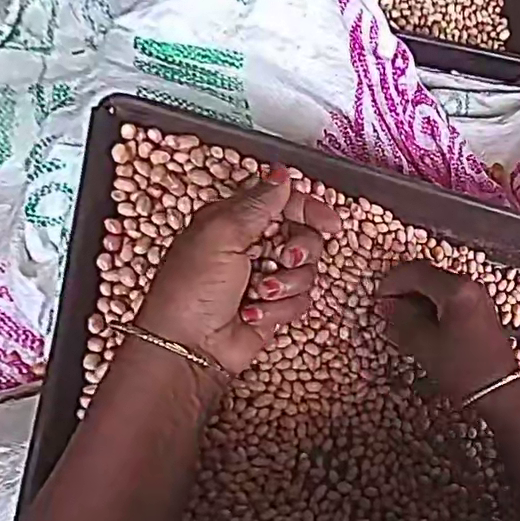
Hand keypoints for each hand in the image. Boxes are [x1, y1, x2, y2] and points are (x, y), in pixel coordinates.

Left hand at [133, 166, 338, 374]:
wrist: (190, 345)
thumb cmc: (192, 288)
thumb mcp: (221, 234)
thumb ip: (257, 204)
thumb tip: (282, 175)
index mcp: (237, 220)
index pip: (285, 203)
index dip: (310, 209)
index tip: (329, 223)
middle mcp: (255, 247)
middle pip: (305, 237)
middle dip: (300, 251)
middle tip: (284, 260)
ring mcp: (267, 279)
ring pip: (307, 272)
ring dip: (286, 285)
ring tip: (259, 294)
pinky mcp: (276, 307)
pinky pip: (301, 301)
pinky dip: (280, 309)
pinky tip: (254, 314)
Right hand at [376, 260, 517, 399]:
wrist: (499, 392)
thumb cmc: (462, 369)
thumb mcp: (425, 345)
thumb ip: (403, 319)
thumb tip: (386, 304)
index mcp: (456, 289)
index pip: (416, 271)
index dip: (391, 282)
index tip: (377, 299)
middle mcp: (470, 286)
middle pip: (429, 276)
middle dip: (404, 289)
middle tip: (387, 310)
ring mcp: (478, 298)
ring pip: (439, 288)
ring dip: (418, 299)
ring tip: (402, 321)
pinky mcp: (481, 311)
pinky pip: (451, 299)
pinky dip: (433, 307)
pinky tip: (423, 326)